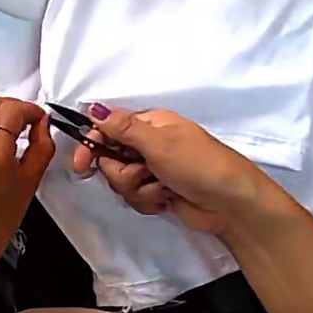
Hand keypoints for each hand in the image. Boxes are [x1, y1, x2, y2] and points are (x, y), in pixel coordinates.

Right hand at [70, 103, 299, 237]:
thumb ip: (123, 128)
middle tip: (144, 173)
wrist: (231, 204)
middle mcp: (148, 145)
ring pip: (120, 182)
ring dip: (139, 189)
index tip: (81, 164)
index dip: (91, 146)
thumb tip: (93, 108)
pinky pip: (134, 197)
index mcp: (150, 124)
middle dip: (123, 173)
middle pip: (110, 159)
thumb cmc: (199, 165)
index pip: (107, 129)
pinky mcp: (157, 191)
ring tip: (163, 188)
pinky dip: (148, 201)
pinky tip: (167, 199)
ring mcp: (152, 169)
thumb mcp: (159, 142)